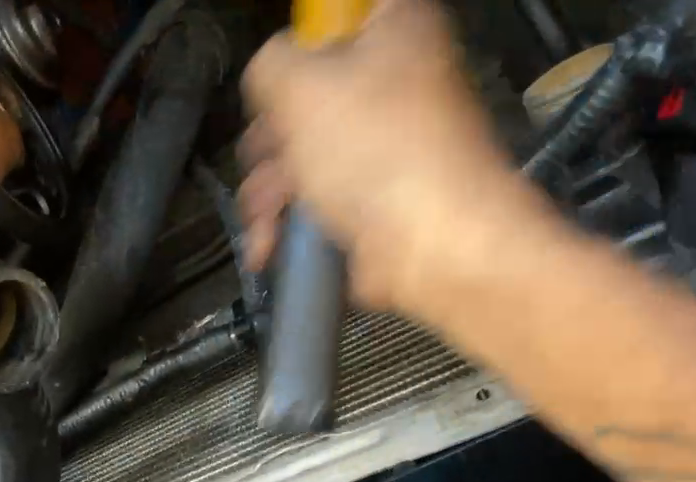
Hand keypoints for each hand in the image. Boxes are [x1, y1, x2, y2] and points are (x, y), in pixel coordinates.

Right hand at [238, 0, 563, 317]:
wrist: (429, 244)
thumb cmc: (377, 152)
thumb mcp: (302, 85)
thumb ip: (271, 63)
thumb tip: (271, 74)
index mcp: (394, 30)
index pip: (338, 16)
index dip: (300, 47)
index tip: (281, 84)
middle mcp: (393, 86)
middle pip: (307, 98)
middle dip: (270, 140)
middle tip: (266, 159)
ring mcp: (382, 151)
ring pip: (303, 159)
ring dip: (269, 192)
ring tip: (265, 217)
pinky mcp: (371, 204)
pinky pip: (315, 205)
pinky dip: (287, 224)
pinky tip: (270, 243)